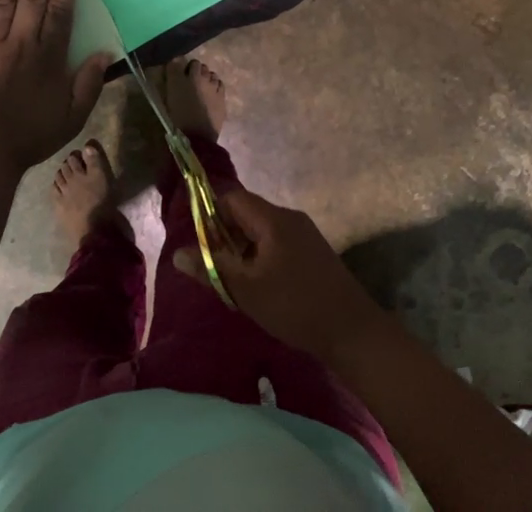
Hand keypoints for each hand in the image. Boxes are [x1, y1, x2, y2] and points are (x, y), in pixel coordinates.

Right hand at [174, 189, 383, 364]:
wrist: (354, 333)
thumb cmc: (295, 307)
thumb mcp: (246, 290)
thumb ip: (210, 267)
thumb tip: (177, 253)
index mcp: (273, 220)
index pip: (232, 198)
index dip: (211, 215)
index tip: (202, 245)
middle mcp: (290, 218)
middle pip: (246, 213)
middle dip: (226, 237)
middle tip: (217, 269)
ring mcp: (305, 235)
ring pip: (262, 231)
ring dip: (244, 251)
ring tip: (238, 283)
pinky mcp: (314, 253)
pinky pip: (277, 243)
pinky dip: (262, 258)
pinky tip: (262, 288)